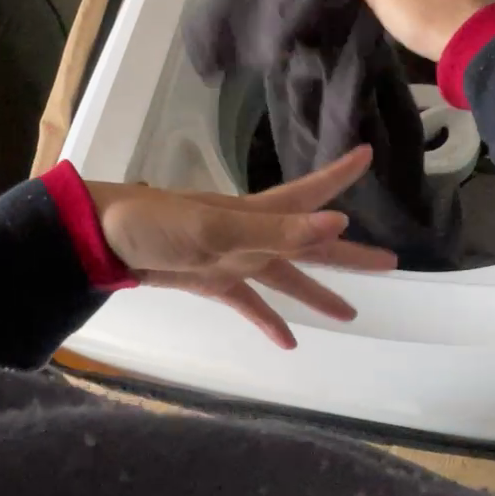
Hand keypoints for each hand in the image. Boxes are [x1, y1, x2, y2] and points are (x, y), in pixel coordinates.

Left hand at [84, 147, 395, 348]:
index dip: (339, 175)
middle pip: (311, 245)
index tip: (368, 152)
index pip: (310, 194)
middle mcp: (254, 234)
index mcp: (258, 214)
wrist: (103, 240)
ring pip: (286, 277)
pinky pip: (249, 302)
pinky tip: (287, 342)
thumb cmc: (158, 224)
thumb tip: (338, 225)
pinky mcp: (213, 281)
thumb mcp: (218, 229)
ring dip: (317, 293)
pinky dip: (268, 320)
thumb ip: (278, 230)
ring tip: (351, 312)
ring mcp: (234, 258)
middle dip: (349, 254)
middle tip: (391, 262)